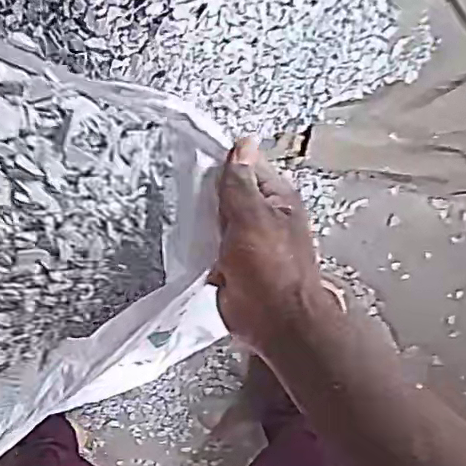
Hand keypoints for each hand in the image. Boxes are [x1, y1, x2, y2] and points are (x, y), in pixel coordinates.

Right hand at [209, 138, 327, 349]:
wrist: (273, 322)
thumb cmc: (272, 270)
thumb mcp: (251, 216)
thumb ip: (240, 182)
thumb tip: (243, 144)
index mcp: (277, 199)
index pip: (244, 167)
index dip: (221, 165)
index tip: (195, 167)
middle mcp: (264, 219)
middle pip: (227, 196)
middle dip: (207, 199)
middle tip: (191, 202)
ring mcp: (247, 244)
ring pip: (215, 223)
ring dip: (201, 226)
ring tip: (188, 224)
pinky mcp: (232, 267)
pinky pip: (210, 250)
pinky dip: (201, 250)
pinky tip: (193, 250)